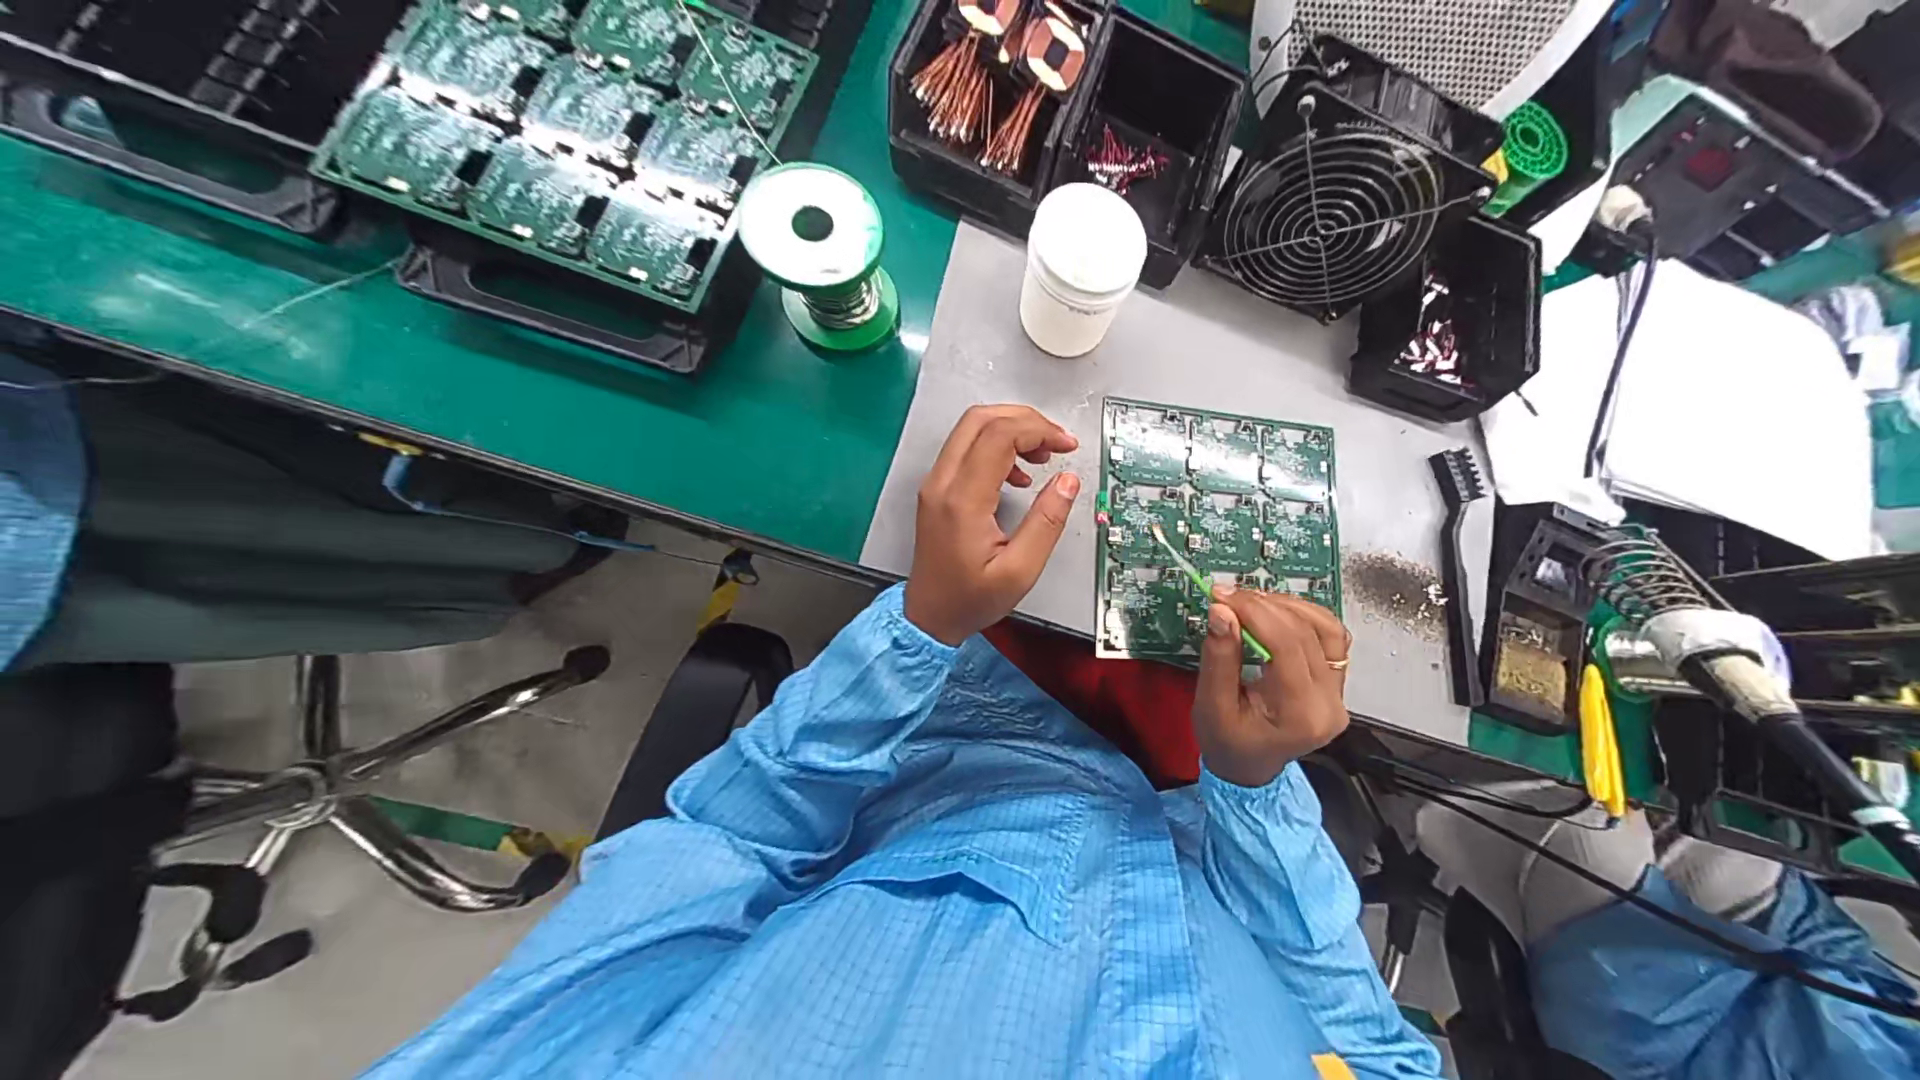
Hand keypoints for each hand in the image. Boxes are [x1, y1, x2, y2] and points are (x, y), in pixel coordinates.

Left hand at [905, 405, 1080, 644]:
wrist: (929, 615)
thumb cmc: (970, 599)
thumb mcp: (1020, 571)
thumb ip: (1046, 523)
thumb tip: (1067, 481)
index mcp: (962, 501)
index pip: (998, 436)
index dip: (1038, 430)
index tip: (1066, 446)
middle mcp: (941, 484)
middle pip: (980, 420)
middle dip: (1025, 421)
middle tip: (1056, 442)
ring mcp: (935, 484)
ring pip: (970, 429)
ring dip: (1010, 430)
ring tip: (1042, 457)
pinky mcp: (936, 489)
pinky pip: (965, 449)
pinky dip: (995, 446)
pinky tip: (1018, 474)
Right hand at [1193, 587, 1351, 786]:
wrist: (1246, 768)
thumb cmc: (1225, 743)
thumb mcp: (1210, 705)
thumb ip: (1219, 657)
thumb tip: (1221, 611)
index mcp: (1300, 714)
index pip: (1286, 645)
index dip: (1254, 612)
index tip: (1221, 596)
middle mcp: (1330, 702)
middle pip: (1306, 633)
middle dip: (1263, 605)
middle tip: (1227, 596)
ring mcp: (1338, 693)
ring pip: (1326, 628)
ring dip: (1286, 606)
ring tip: (1249, 601)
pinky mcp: (1336, 683)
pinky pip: (1330, 637)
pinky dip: (1301, 616)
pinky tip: (1272, 611)